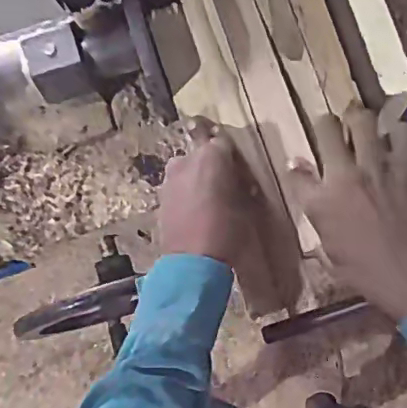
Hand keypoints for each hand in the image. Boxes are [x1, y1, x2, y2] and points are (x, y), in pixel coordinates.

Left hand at [157, 124, 248, 264]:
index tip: (241, 173)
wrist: (192, 263)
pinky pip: (178, 188)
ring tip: (210, 201)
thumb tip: (239, 182)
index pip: (224, 144)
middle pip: (203, 155)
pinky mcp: (160, 197)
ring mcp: (169, 179)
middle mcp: (186, 160)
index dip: (234, 158)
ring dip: (198, 180)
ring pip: (188, 171)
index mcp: (211, 156)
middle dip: (213, 167)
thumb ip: (241, 186)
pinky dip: (187, 194)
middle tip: (227, 186)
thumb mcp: (246, 207)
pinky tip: (196, 212)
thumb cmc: (226, 232)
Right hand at [288, 108, 406, 320]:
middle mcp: (344, 176)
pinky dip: (398, 133)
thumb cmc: (364, 273)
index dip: (297, 167)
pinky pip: (403, 134)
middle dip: (326, 124)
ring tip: (363, 128)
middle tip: (334, 132)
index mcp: (320, 202)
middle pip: (327, 128)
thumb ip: (316, 214)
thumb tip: (307, 186)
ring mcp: (377, 168)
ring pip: (363, 120)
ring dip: (360, 120)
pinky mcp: (405, 169)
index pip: (296, 171)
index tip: (302, 167)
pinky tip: (395, 141)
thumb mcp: (328, 250)